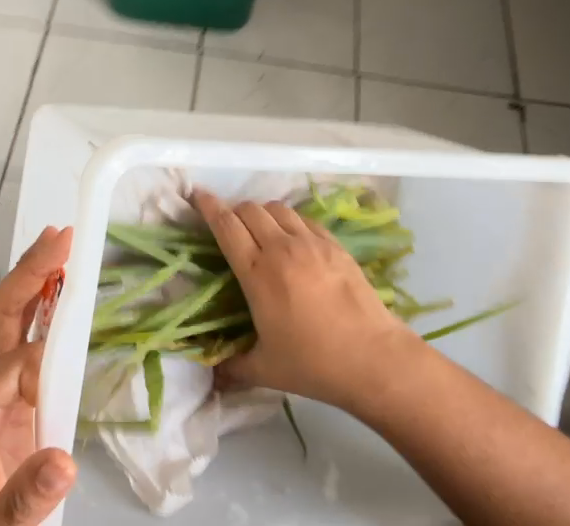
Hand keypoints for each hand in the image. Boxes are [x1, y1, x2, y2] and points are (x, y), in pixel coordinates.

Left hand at [0, 226, 78, 525]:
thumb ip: (25, 499)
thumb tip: (63, 463)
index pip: (5, 370)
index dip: (36, 363)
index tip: (66, 370)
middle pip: (0, 316)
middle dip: (28, 274)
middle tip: (59, 238)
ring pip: (11, 318)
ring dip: (36, 280)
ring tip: (61, 247)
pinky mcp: (12, 394)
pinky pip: (28, 338)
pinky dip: (47, 308)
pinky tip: (64, 291)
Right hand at [194, 191, 423, 412]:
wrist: (373, 358)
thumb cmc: (314, 364)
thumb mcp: (264, 370)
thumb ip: (231, 367)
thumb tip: (211, 374)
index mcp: (257, 272)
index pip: (226, 225)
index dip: (208, 207)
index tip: (196, 195)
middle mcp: (282, 248)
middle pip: (249, 209)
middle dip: (233, 211)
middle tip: (228, 227)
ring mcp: (312, 243)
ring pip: (278, 208)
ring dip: (262, 214)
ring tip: (260, 232)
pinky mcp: (336, 246)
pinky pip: (305, 220)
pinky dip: (291, 222)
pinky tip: (293, 241)